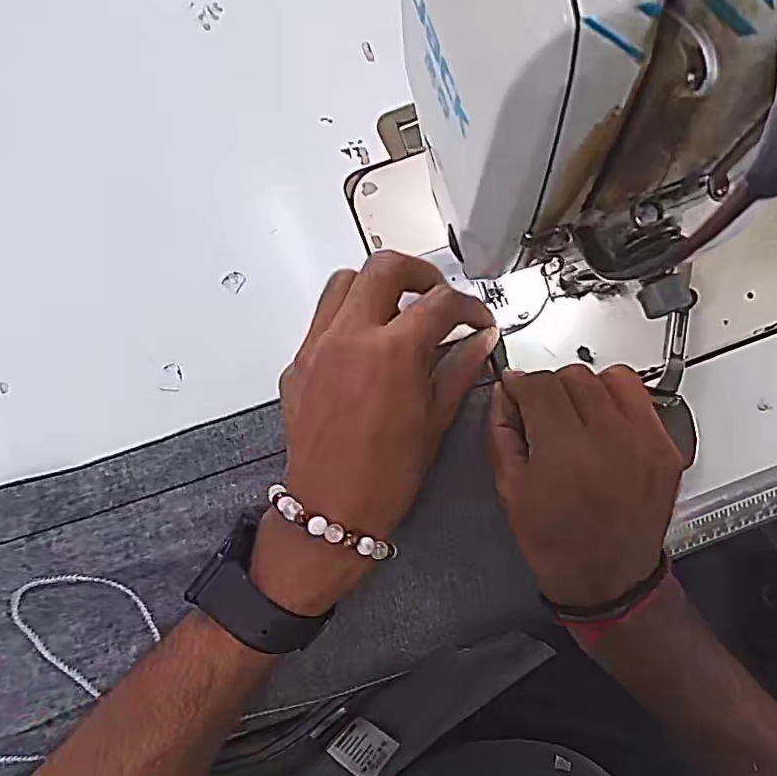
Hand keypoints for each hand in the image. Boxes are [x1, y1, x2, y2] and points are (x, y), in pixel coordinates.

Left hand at [252, 252, 497, 615]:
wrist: (332, 508)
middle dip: (421, 273)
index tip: (475, 320)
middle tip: (438, 294)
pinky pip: (321, 318)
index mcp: (393, 352)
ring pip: (344, 281)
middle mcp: (350, 338)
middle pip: (386, 266)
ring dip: (376, 285)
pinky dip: (347, 315)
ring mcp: (318, 347)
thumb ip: (459, 370)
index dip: (469, 307)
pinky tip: (365, 343)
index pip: (441, 303)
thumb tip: (478, 343)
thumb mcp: (434, 421)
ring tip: (398, 309)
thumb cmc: (381, 479)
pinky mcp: (298, 363)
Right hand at [487, 366, 685, 608]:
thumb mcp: (512, 492)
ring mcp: (644, 443)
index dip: (519, 385)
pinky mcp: (665, 448)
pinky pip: (641, 399)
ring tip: (577, 417)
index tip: (515, 392)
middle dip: (550, 389)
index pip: (538, 385)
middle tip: (542, 412)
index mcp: (564, 453)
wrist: (608, 580)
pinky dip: (619, 402)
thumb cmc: (560, 547)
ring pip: (611, 377)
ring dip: (587, 390)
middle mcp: (609, 441)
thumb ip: (502, 436)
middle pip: (573, 377)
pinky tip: (606, 424)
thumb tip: (503, 397)